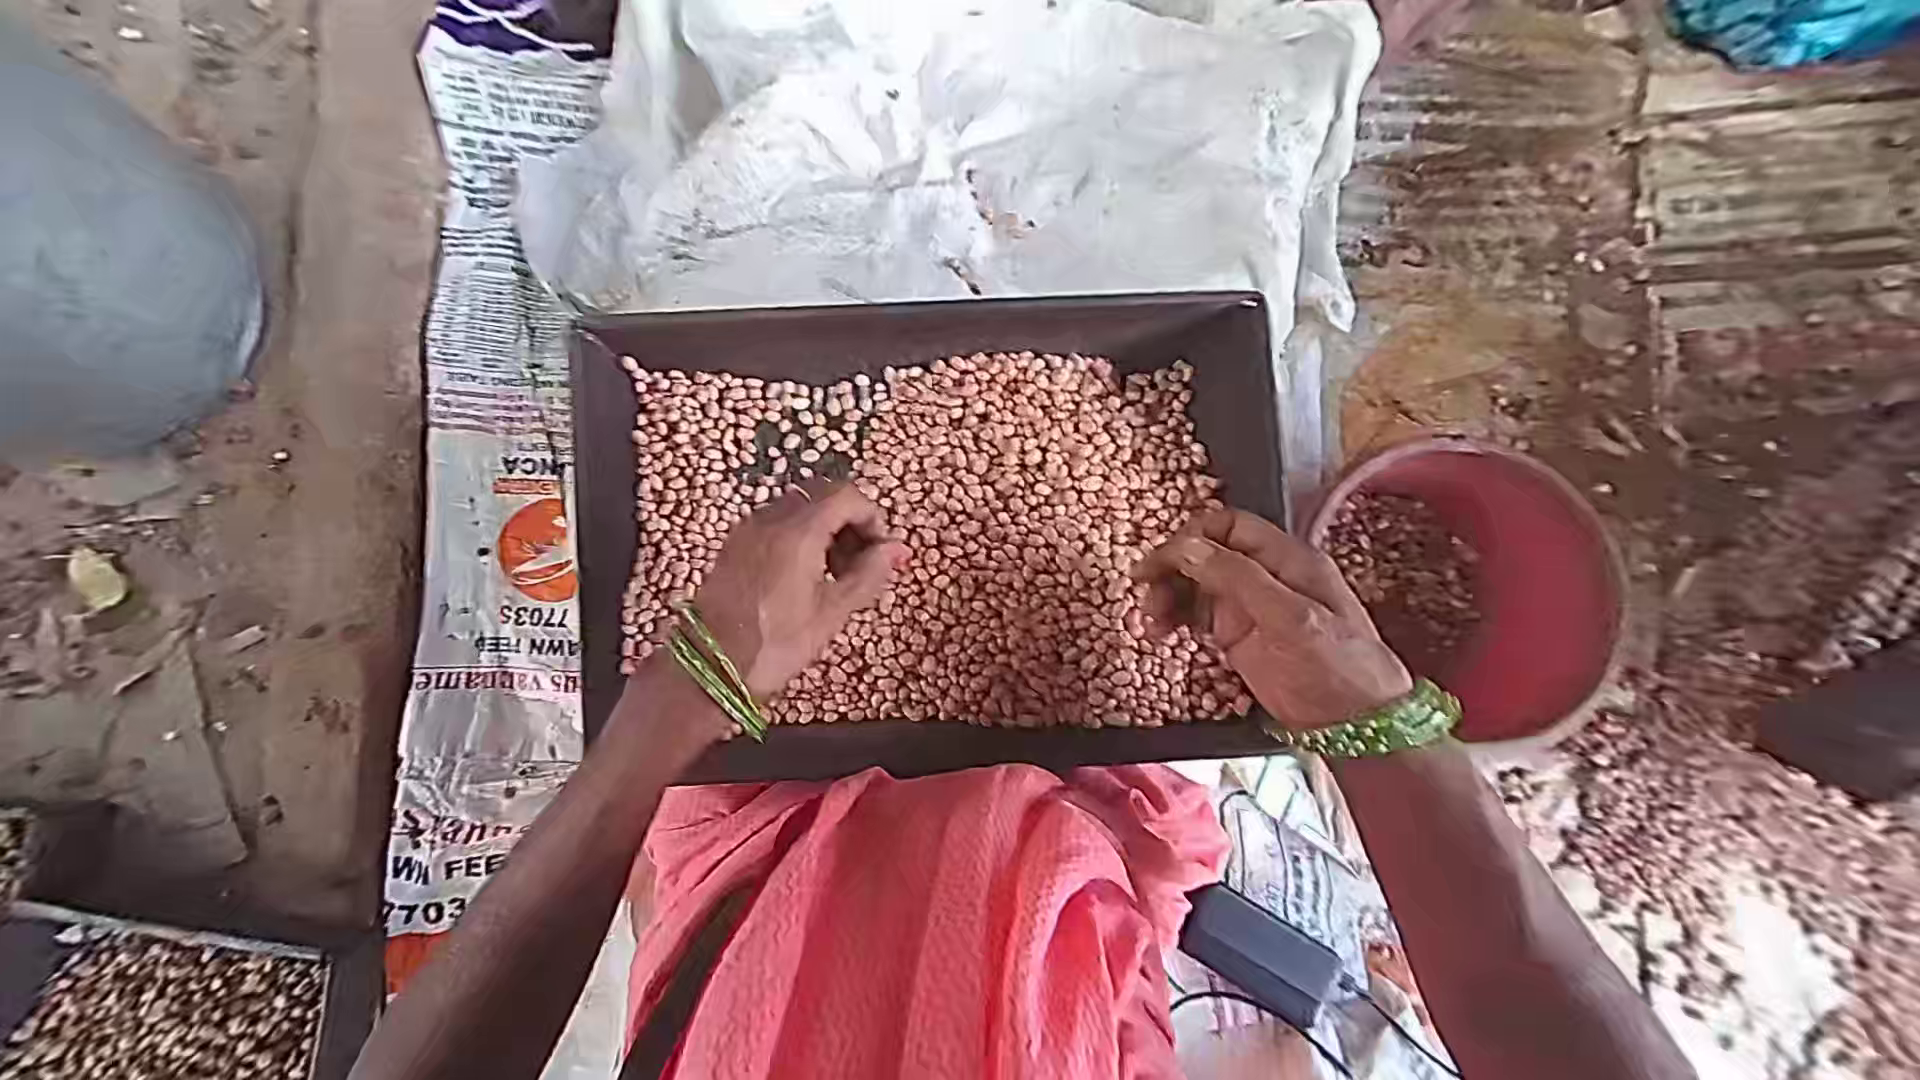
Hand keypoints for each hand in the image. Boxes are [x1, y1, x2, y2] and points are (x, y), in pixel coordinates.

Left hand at [691, 481, 907, 698]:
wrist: (708, 669)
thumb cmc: (775, 645)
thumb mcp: (832, 613)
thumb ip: (868, 573)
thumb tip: (897, 549)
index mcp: (798, 532)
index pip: (847, 495)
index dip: (873, 519)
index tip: (880, 553)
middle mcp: (771, 518)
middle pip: (825, 496)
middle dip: (851, 522)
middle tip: (861, 564)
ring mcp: (750, 528)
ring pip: (802, 507)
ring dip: (829, 529)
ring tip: (836, 576)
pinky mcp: (737, 543)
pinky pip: (780, 523)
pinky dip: (804, 536)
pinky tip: (807, 577)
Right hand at [1132, 507, 1411, 730]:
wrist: (1355, 723)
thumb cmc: (1336, 666)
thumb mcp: (1291, 618)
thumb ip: (1238, 578)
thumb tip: (1186, 547)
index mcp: (1284, 558)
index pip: (1228, 525)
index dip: (1192, 536)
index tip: (1163, 560)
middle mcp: (1261, 573)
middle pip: (1203, 552)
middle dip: (1171, 567)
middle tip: (1146, 590)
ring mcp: (1245, 603)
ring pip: (1192, 582)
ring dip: (1166, 594)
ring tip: (1151, 621)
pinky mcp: (1233, 632)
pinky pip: (1192, 613)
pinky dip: (1171, 617)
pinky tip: (1159, 631)